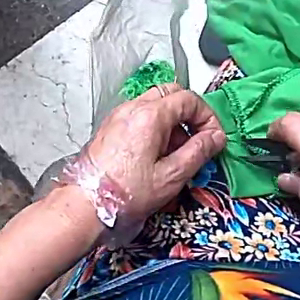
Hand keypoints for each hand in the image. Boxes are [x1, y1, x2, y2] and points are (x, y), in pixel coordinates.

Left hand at [81, 84, 226, 218]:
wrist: (84, 206)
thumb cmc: (124, 194)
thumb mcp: (171, 176)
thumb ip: (198, 152)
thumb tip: (215, 137)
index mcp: (150, 116)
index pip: (189, 99)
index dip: (207, 117)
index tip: (213, 138)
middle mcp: (132, 109)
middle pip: (171, 94)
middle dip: (190, 115)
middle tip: (198, 140)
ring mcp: (119, 117)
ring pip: (155, 104)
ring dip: (173, 122)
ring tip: (177, 154)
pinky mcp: (111, 129)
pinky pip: (140, 117)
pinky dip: (155, 128)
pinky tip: (157, 157)